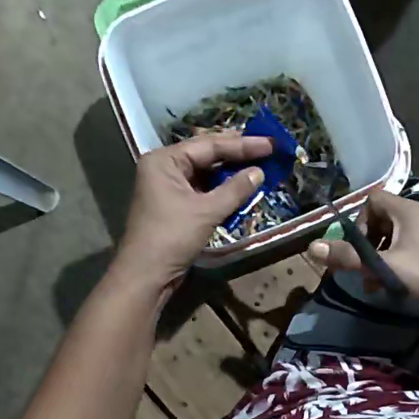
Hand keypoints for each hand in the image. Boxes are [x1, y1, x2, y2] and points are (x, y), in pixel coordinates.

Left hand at [111, 132, 272, 290]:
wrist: (147, 275)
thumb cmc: (171, 237)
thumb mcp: (207, 211)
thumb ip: (235, 189)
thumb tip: (259, 173)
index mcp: (164, 160)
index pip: (209, 145)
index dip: (242, 144)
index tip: (271, 144)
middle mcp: (164, 168)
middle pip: (206, 155)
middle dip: (237, 154)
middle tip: (267, 149)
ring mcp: (168, 187)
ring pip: (205, 174)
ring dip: (231, 173)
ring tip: (260, 166)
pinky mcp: (175, 206)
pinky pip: (203, 191)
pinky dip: (222, 190)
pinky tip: (242, 188)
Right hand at [305, 190, 418, 310]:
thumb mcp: (386, 267)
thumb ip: (349, 258)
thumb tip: (312, 247)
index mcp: (407, 210)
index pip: (372, 200)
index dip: (359, 221)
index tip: (358, 248)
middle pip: (384, 219)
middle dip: (370, 245)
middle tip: (366, 270)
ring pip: (398, 237)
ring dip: (384, 257)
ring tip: (380, 284)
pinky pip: (414, 247)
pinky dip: (401, 262)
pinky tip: (402, 285)